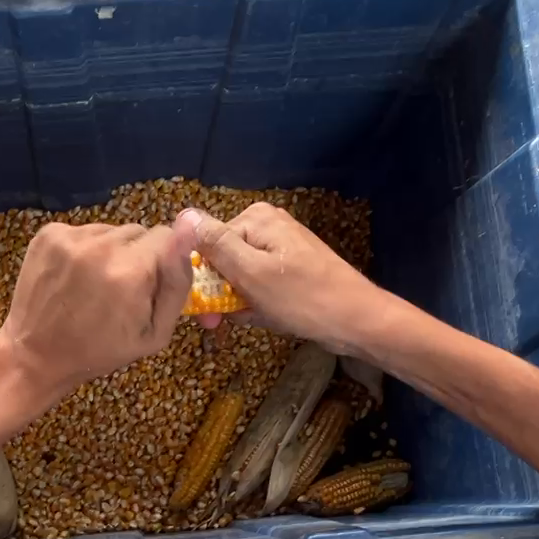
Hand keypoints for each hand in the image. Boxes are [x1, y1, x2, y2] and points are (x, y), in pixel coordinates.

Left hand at [0, 221, 193, 404]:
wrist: (35, 354)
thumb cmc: (100, 351)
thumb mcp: (154, 334)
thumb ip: (177, 284)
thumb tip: (189, 232)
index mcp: (131, 271)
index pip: (168, 236)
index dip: (165, 261)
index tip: (150, 285)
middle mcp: (101, 245)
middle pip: (139, 232)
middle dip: (138, 257)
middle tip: (121, 290)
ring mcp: (71, 237)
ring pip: (111, 231)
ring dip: (111, 252)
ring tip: (95, 286)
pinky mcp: (48, 233)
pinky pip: (84, 231)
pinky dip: (85, 250)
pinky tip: (75, 278)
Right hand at [175, 203, 388, 352]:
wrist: (355, 320)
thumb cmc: (302, 297)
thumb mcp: (251, 272)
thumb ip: (216, 244)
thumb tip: (183, 214)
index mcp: (256, 219)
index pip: (208, 245)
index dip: (203, 280)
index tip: (204, 314)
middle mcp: (267, 227)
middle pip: (224, 261)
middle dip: (223, 295)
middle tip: (222, 324)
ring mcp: (281, 249)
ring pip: (240, 279)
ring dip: (242, 304)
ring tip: (259, 316)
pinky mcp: (290, 271)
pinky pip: (259, 287)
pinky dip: (259, 305)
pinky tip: (269, 317)